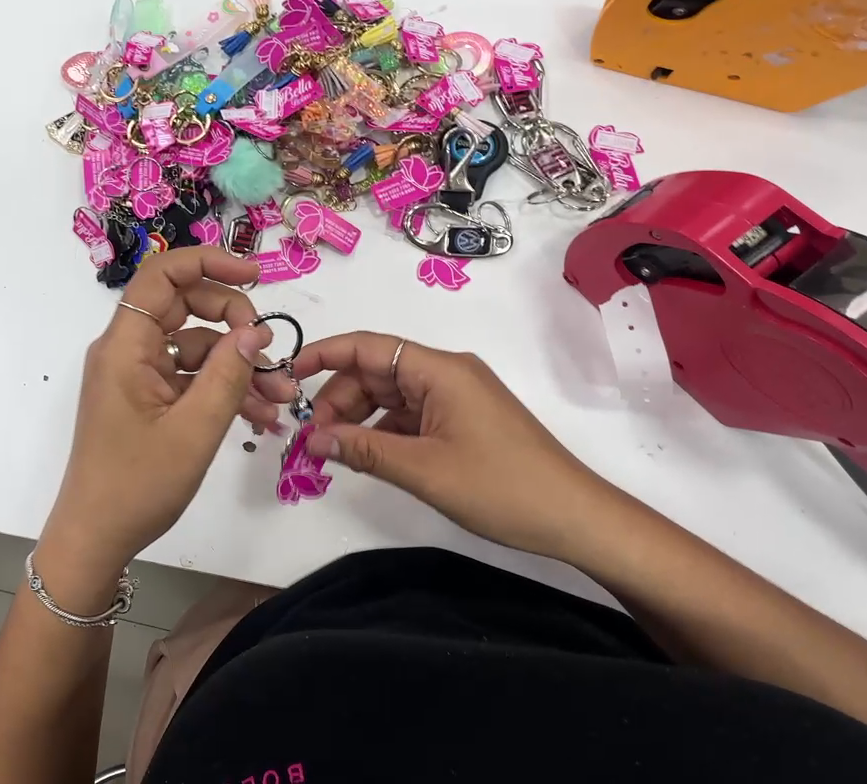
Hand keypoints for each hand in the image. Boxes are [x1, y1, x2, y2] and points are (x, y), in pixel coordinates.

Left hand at [36, 248, 293, 609]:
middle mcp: (126, 350)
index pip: (161, 276)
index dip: (207, 263)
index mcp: (124, 345)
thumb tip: (253, 331)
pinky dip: (221, 390)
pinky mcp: (145, 400)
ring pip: (193, 348)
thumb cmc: (137, 484)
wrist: (96, 537)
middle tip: (270, 349)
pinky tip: (261, 415)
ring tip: (282, 396)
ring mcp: (135, 376)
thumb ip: (227, 375)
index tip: (255, 276)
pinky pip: (188, 379)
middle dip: (233, 322)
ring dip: (237, 365)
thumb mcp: (194, 431)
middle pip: (183, 307)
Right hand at [296, 332, 622, 560]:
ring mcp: (456, 397)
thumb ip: (362, 450)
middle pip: (375, 372)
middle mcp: (446, 373)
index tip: (288, 375)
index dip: (324, 354)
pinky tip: (366, 456)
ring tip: (334, 451)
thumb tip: (311, 440)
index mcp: (439, 370)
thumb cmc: (501, 487)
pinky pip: (409, 415)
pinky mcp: (462, 420)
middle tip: (313, 438)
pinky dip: (383, 431)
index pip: (367, 346)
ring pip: (389, 395)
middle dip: (339, 399)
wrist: (578, 519)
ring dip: (359, 418)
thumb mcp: (422, 470)